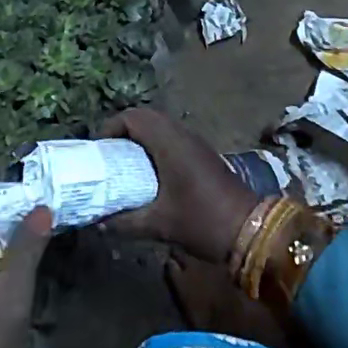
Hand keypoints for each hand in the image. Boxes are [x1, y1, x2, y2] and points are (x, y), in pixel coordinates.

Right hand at [96, 108, 258, 264]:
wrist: (250, 230)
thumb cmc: (202, 221)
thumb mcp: (159, 225)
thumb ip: (124, 222)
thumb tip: (97, 223)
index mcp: (169, 142)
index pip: (133, 117)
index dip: (111, 127)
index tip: (98, 150)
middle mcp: (181, 134)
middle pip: (145, 117)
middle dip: (122, 131)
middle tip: (107, 155)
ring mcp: (194, 142)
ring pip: (160, 126)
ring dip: (140, 138)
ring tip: (122, 164)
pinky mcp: (202, 154)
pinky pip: (171, 137)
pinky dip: (154, 146)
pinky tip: (147, 173)